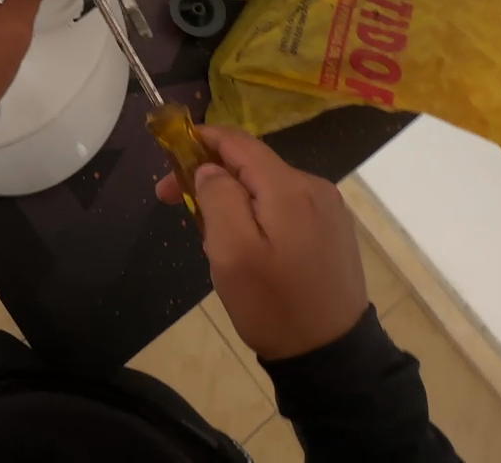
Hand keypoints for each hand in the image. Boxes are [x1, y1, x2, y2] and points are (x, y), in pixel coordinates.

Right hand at [156, 124, 368, 359]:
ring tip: (210, 233)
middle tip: (175, 202)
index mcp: (289, 187)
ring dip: (232, 196)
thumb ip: (217, 196)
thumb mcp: (231, 251)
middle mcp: (314, 187)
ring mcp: (328, 209)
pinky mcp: (331, 230)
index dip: (198, 140)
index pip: (236, 141)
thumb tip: (209, 168)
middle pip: (250, 162)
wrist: (333, 360)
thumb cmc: (273, 303)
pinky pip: (283, 204)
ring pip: (265, 184)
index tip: (167, 158)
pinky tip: (245, 242)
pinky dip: (256, 211)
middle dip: (209, 173)